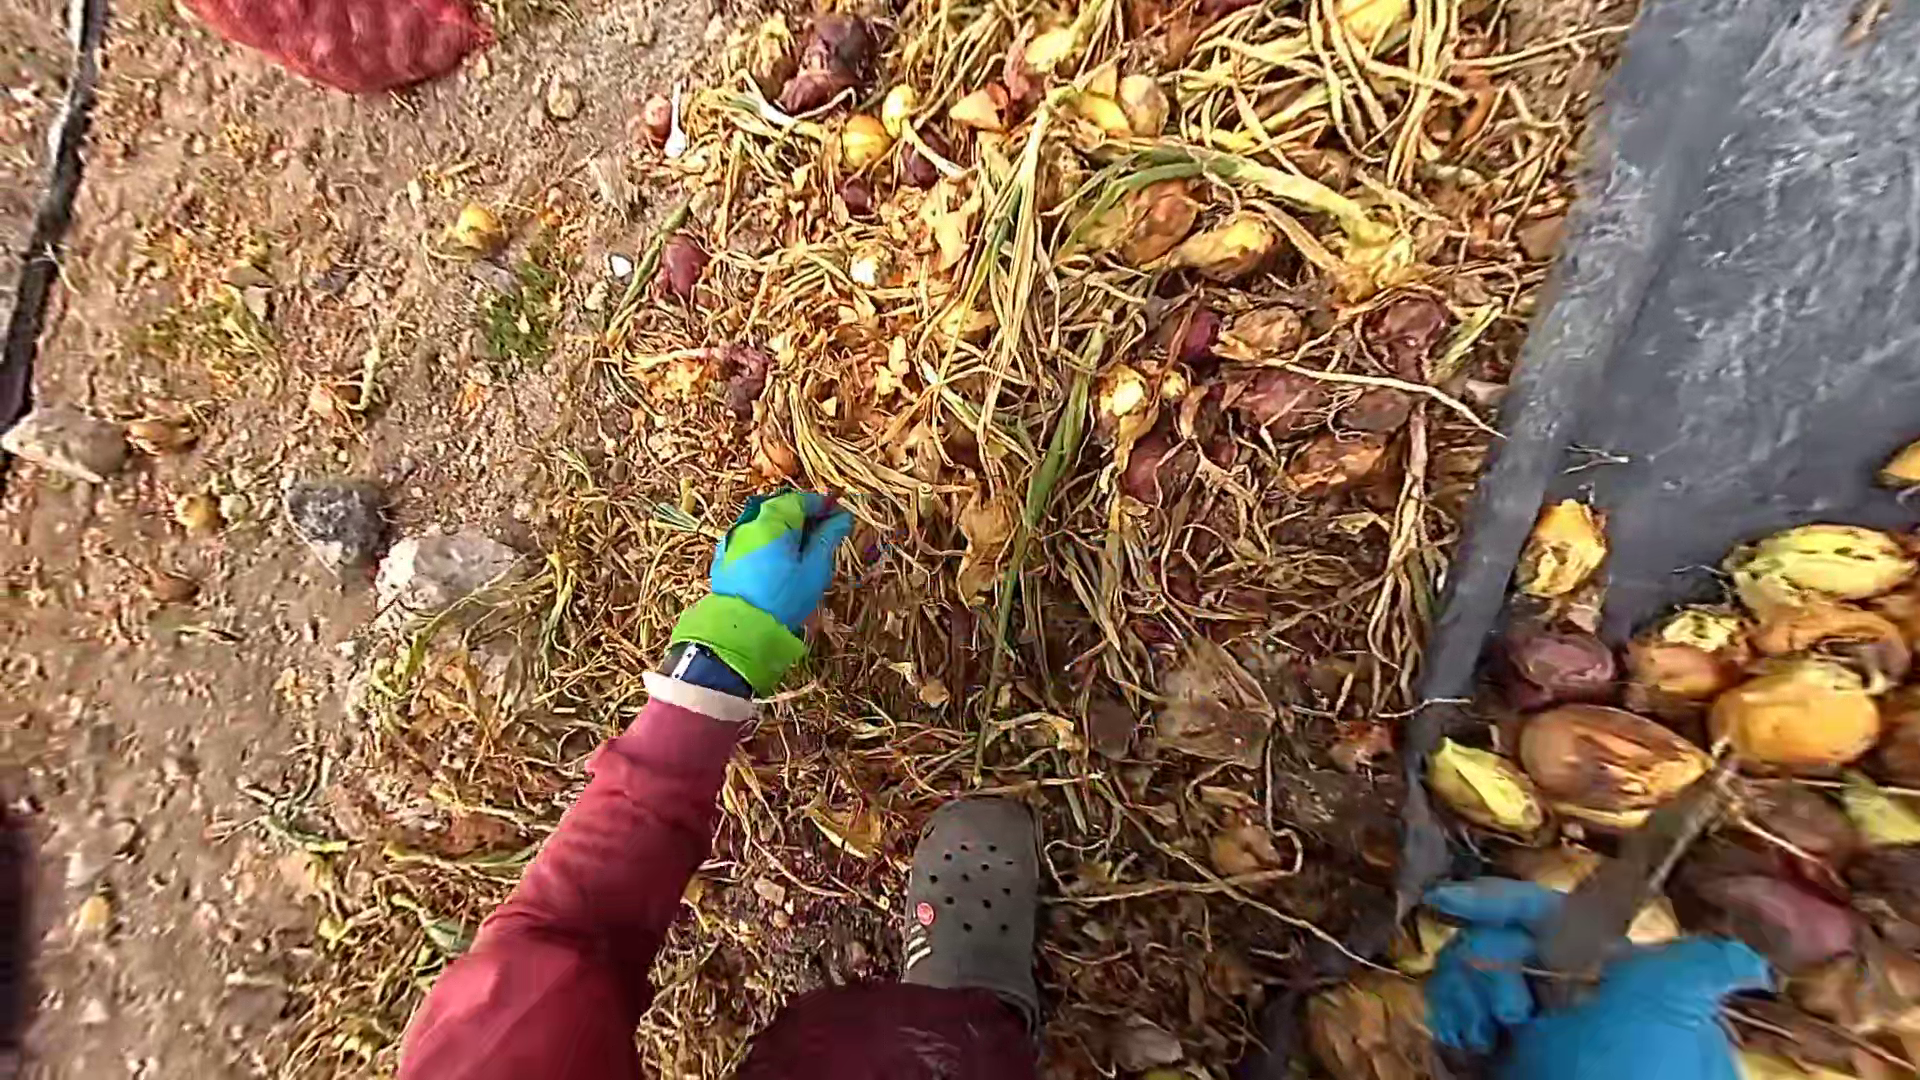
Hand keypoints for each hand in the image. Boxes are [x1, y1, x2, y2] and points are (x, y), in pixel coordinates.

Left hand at [670, 492, 854, 696]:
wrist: (740, 629)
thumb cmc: (784, 597)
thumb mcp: (815, 567)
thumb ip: (829, 537)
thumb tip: (843, 517)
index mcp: (772, 519)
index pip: (802, 500)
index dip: (824, 505)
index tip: (841, 514)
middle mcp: (749, 521)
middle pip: (782, 508)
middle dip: (806, 516)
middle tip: (827, 531)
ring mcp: (734, 537)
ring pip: (767, 523)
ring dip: (788, 529)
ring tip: (806, 547)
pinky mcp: (725, 555)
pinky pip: (753, 537)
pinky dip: (771, 541)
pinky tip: (782, 559)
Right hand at [1424, 878, 1769, 1079]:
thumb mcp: (1658, 1027)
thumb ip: (1684, 975)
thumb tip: (1746, 955)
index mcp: (1617, 983)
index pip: (1544, 912)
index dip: (1495, 900)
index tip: (1446, 902)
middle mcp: (1574, 994)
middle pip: (1498, 935)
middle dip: (1481, 963)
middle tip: (1500, 1013)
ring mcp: (1533, 1021)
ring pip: (1469, 965)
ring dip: (1461, 992)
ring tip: (1474, 1035)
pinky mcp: (1497, 1041)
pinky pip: (1456, 998)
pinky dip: (1450, 1011)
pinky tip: (1462, 1040)